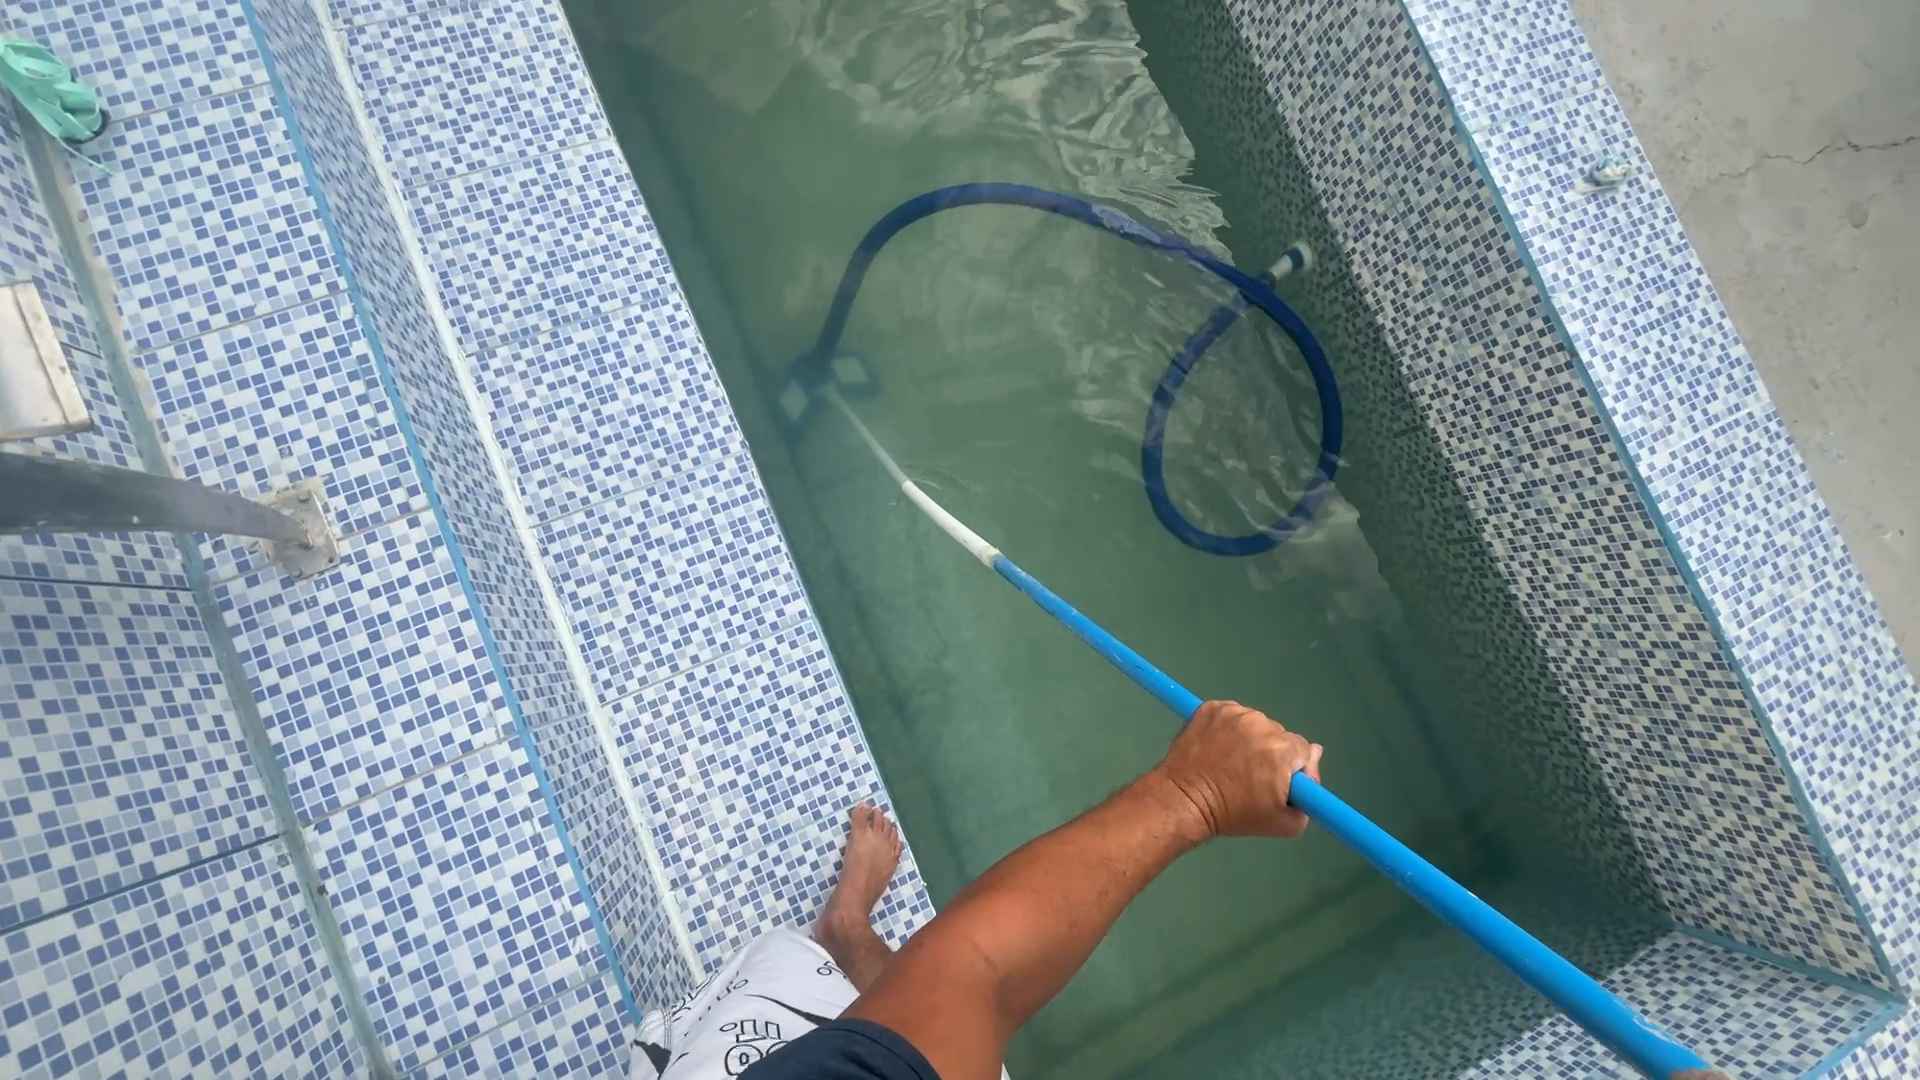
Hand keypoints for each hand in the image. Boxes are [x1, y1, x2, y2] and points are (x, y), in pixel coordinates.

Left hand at [1152, 701, 1322, 839]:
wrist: (1185, 799)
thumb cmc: (1236, 814)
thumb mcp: (1286, 822)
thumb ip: (1312, 794)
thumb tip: (1315, 753)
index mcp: (1282, 749)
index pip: (1303, 751)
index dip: (1294, 768)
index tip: (1278, 783)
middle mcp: (1259, 723)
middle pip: (1278, 735)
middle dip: (1270, 753)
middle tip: (1251, 775)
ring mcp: (1232, 712)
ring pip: (1254, 723)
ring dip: (1249, 738)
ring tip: (1231, 761)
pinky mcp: (1210, 707)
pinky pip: (1231, 714)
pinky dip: (1228, 727)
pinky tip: (1218, 746)